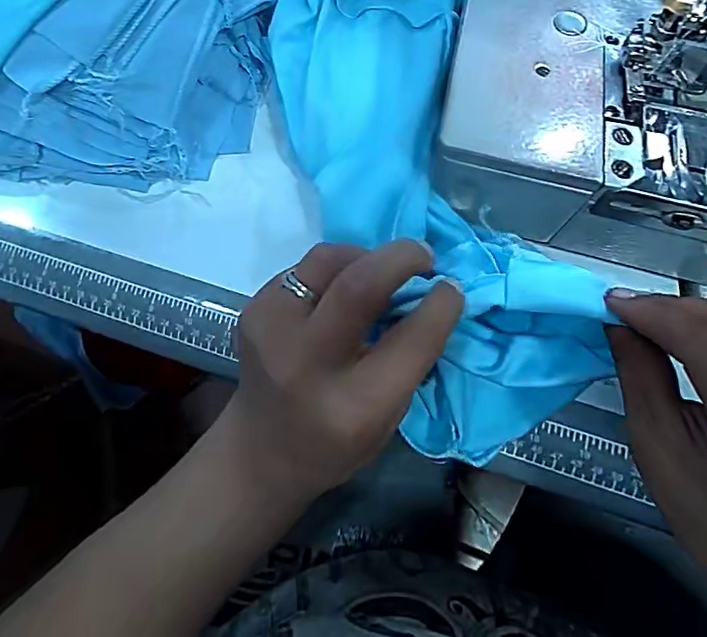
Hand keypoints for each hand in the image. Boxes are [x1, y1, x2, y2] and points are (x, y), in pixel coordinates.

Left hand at [214, 240, 464, 505]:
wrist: (259, 452)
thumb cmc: (336, 442)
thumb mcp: (388, 418)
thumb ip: (410, 358)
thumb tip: (433, 292)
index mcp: (353, 407)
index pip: (409, 341)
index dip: (439, 305)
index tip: (451, 286)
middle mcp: (307, 364)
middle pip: (359, 285)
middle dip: (400, 258)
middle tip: (423, 256)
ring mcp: (273, 331)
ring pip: (327, 260)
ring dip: (365, 255)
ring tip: (380, 269)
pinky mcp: (254, 308)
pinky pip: (305, 267)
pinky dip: (334, 268)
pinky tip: (341, 286)